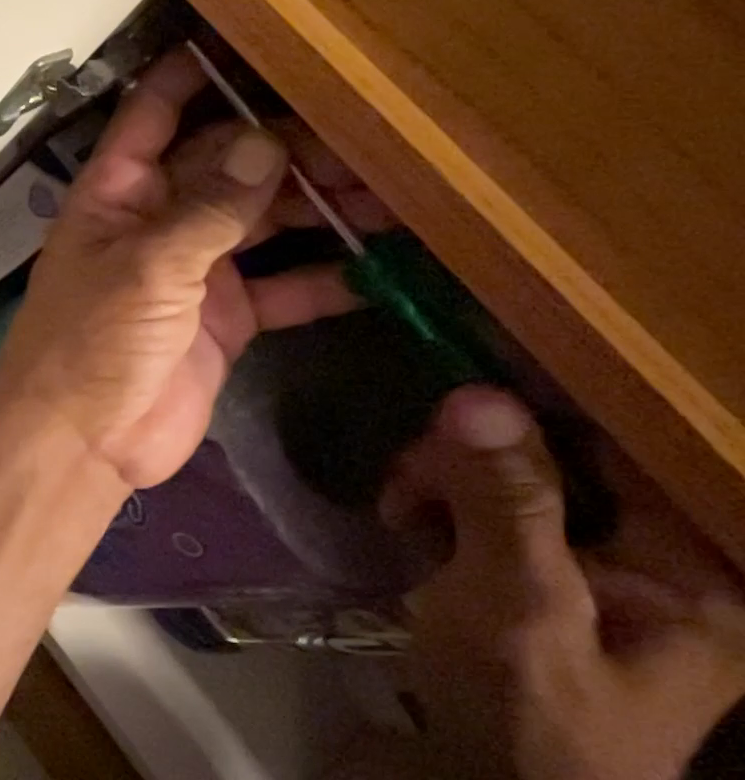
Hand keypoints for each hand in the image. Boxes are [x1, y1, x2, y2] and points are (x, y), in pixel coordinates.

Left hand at [0, 47, 378, 487]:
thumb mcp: (145, 268)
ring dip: (321, 206)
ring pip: (262, 221)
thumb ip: (206, 210)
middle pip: (225, 166)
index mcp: (116, 194)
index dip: (191, 77)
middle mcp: (155, 221)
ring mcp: (192, 270)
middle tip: (370, 135)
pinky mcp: (224, 319)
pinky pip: (283, 285)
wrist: (82, 440)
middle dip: (287, 148)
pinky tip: (384, 265)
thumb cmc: (91, 343)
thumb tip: (262, 142)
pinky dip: (326, 277)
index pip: (152, 117)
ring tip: (397, 189)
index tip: (251, 41)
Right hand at [381, 386, 744, 779]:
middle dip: (471, 456)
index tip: (465, 378)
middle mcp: (650, 564)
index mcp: (694, 575)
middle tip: (409, 476)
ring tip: (397, 505)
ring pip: (512, 482)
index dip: (551, 408)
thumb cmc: (523, 713)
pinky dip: (436, 506)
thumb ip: (504, 501)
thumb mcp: (516, 604)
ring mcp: (584, 573)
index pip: (628, 450)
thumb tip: (476, 394)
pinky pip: (484, 513)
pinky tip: (404, 520)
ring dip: (442, 479)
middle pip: (562, 462)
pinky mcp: (524, 582)